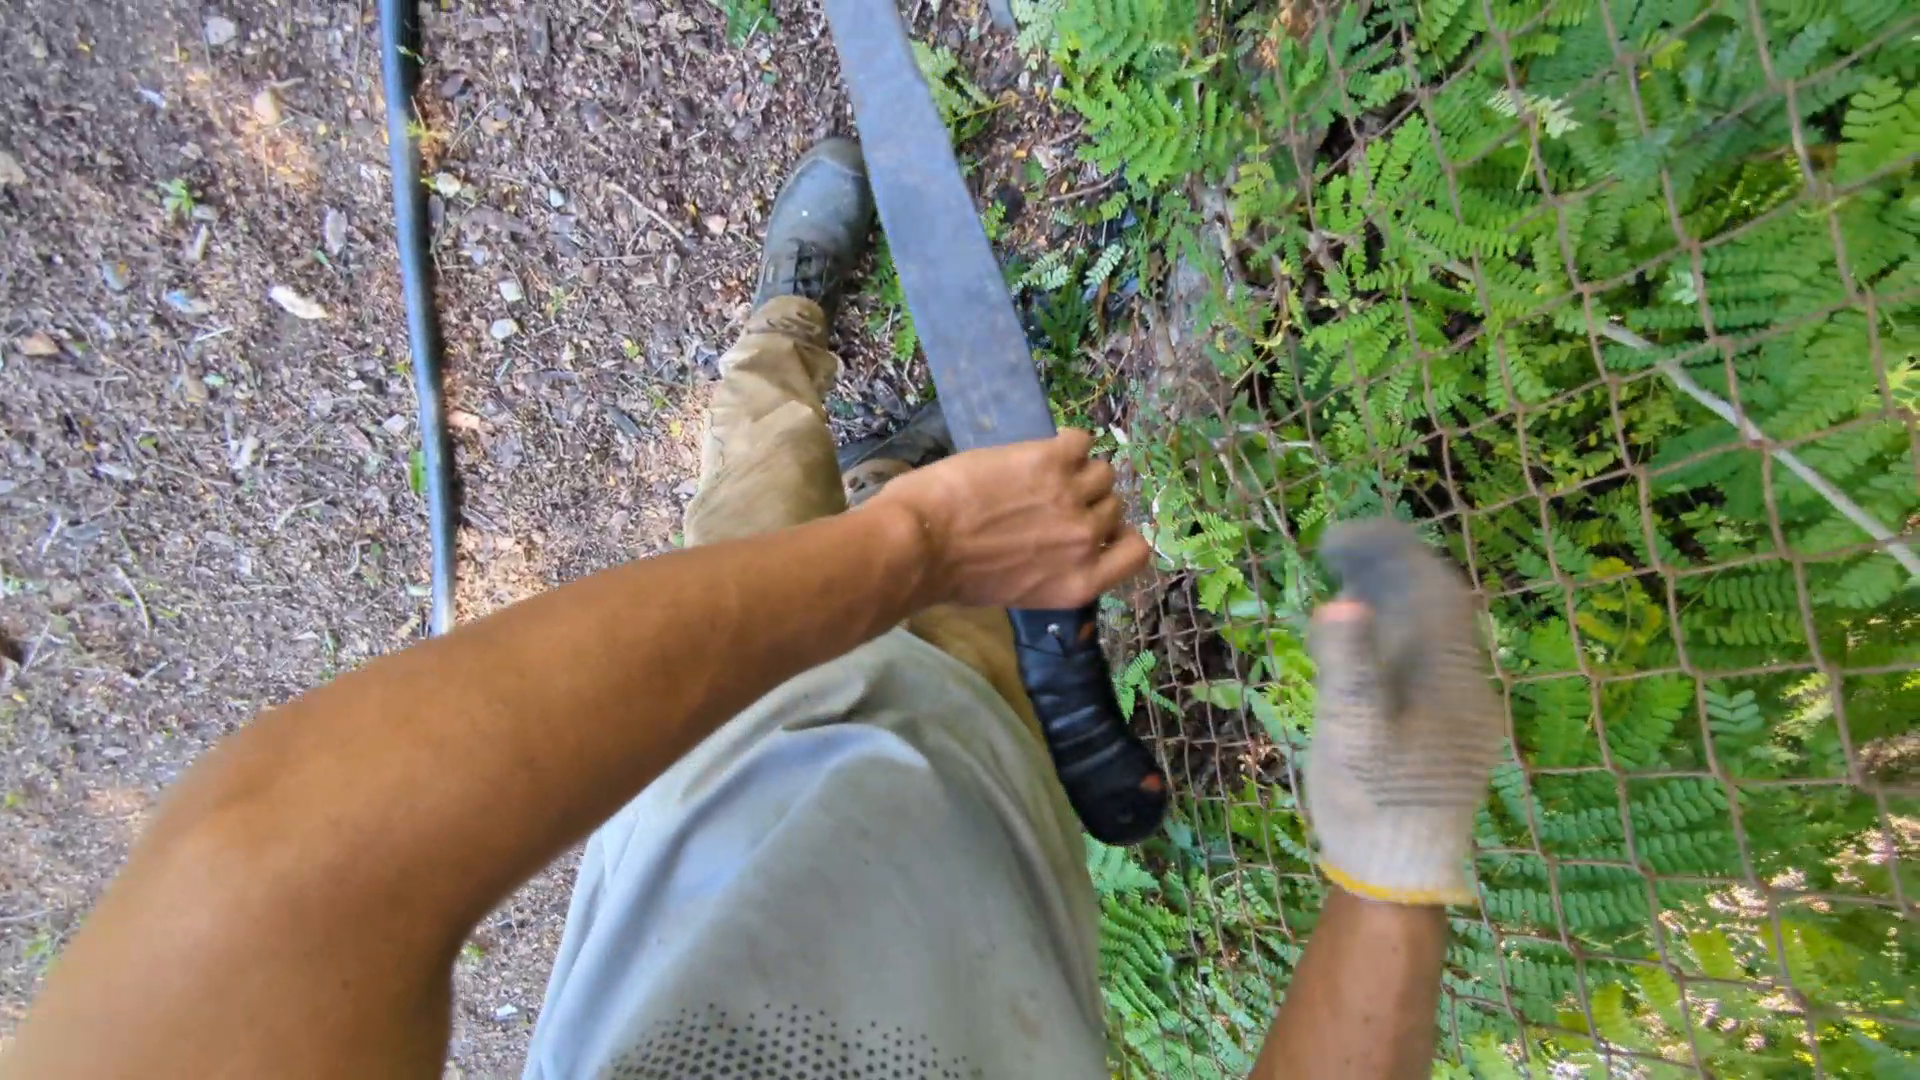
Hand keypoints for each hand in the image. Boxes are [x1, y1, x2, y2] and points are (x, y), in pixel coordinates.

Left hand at [869, 429, 1150, 608]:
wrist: (921, 544)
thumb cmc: (954, 576)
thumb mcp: (1017, 591)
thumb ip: (1053, 570)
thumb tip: (1060, 548)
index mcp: (1080, 583)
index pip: (1137, 552)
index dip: (1119, 536)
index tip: (1099, 529)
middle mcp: (1085, 541)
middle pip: (1113, 507)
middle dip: (1085, 502)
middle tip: (1049, 498)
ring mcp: (1071, 498)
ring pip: (1101, 471)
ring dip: (1077, 470)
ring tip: (1042, 472)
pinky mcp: (1050, 460)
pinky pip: (1081, 439)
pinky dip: (1067, 441)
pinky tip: (1042, 449)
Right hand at [1305, 519, 1501, 906]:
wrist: (1393, 870)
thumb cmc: (1373, 804)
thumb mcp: (1354, 734)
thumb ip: (1350, 667)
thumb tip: (1342, 602)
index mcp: (1451, 680)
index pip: (1434, 593)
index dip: (1393, 552)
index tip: (1342, 533)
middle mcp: (1460, 683)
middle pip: (1432, 604)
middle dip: (1386, 565)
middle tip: (1332, 546)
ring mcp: (1447, 702)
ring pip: (1422, 629)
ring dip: (1384, 593)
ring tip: (1337, 571)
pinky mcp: (1430, 719)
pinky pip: (1411, 655)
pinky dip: (1382, 628)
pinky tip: (1352, 625)